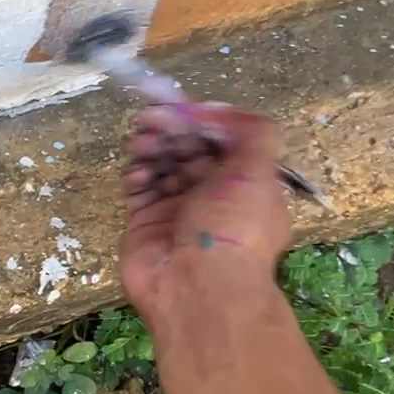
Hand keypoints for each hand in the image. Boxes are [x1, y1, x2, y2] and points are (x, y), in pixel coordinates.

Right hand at [119, 105, 291, 331]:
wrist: (196, 286)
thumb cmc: (232, 228)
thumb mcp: (258, 172)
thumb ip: (249, 131)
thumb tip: (219, 110)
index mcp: (244, 183)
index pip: (220, 140)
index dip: (201, 121)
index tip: (181, 107)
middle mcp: (211, 195)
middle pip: (187, 149)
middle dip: (170, 130)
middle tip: (151, 118)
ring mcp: (175, 209)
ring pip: (159, 166)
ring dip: (149, 149)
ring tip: (140, 143)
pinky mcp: (144, 222)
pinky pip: (137, 190)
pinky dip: (135, 177)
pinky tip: (136, 174)